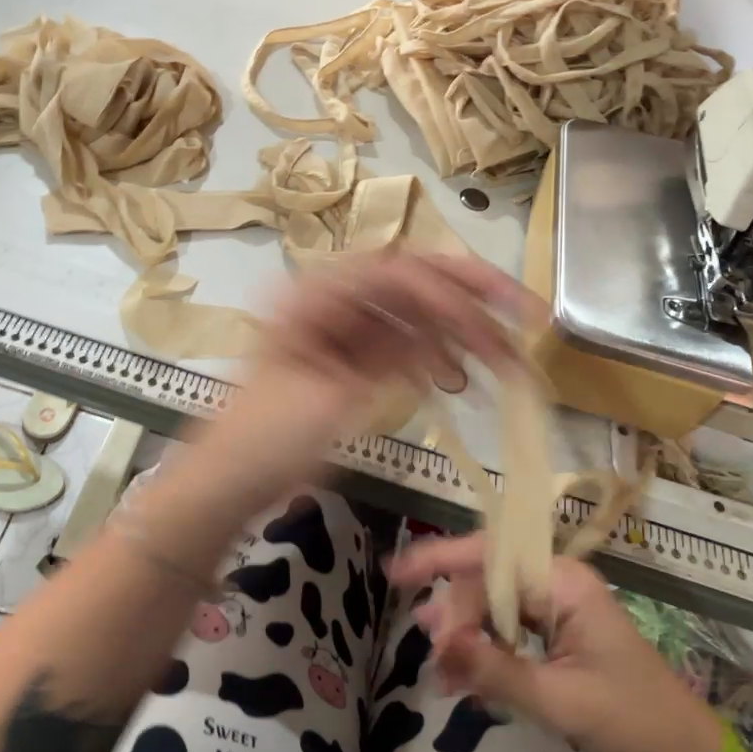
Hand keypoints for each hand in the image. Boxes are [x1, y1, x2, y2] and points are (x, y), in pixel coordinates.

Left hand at [192, 252, 529, 505]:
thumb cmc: (266, 440)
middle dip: (469, 300)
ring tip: (504, 362)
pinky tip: (461, 377)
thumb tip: (447, 325)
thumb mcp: (332, 398)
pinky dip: (437, 355)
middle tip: (525, 319)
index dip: (455, 284)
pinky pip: (405, 343)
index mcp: (314, 295)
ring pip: (414, 313)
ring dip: (461, 331)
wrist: (227, 481)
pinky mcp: (353, 359)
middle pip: (411, 283)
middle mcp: (331, 301)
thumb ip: (390, 355)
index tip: (504, 311)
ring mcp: (343, 329)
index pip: (396, 270)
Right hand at [389, 534, 727, 751]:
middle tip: (430, 650)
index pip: (489, 555)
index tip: (397, 574)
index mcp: (562, 581)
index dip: (440, 559)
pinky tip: (458, 675)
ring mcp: (554, 607)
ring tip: (437, 667)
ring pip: (489, 605)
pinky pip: (504, 630)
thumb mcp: (563, 700)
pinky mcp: (554, 634)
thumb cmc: (635, 721)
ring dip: (462, 634)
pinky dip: (480, 651)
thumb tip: (436, 643)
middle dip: (453, 612)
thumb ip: (497, 670)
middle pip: (484, 580)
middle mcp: (554, 582)